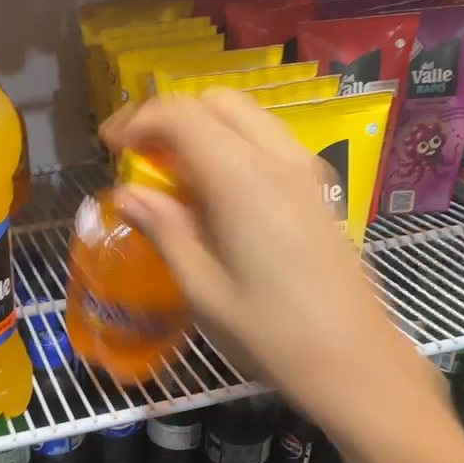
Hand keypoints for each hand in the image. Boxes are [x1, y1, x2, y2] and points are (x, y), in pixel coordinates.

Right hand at [100, 89, 439, 433]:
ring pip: (248, 118)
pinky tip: (216, 194)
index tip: (110, 148)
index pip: (182, 115)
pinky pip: (269, 144)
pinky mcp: (319, 191)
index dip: (139, 121)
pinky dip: (233, 147)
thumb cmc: (269, 335)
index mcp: (242, 180)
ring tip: (173, 175)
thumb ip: (165, 230)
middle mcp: (278, 159)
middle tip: (139, 157)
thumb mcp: (202, 289)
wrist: (353, 361)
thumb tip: (127, 194)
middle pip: (217, 101)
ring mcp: (306, 172)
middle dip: (171, 117)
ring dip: (204, 130)